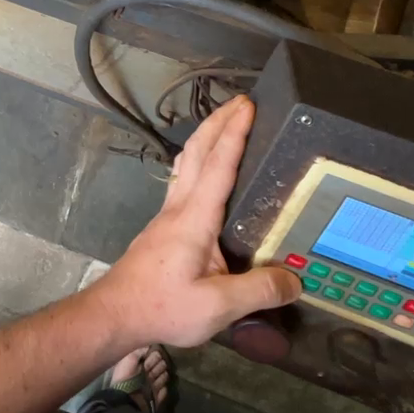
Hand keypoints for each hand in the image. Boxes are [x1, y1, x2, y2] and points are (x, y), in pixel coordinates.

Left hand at [88, 97, 300, 348]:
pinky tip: (205, 168)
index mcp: (194, 218)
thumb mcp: (218, 307)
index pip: (217, 165)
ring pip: (186, 162)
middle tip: (240, 101)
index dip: (233, 133)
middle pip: (196, 152)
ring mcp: (168, 213)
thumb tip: (296, 280)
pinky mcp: (164, 225)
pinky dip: (198, 159)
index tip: (247, 105)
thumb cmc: (163, 305)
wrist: (117, 311)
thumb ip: (258, 291)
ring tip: (226, 124)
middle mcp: (179, 206)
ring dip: (206, 137)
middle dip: (218, 122)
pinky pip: (184, 179)